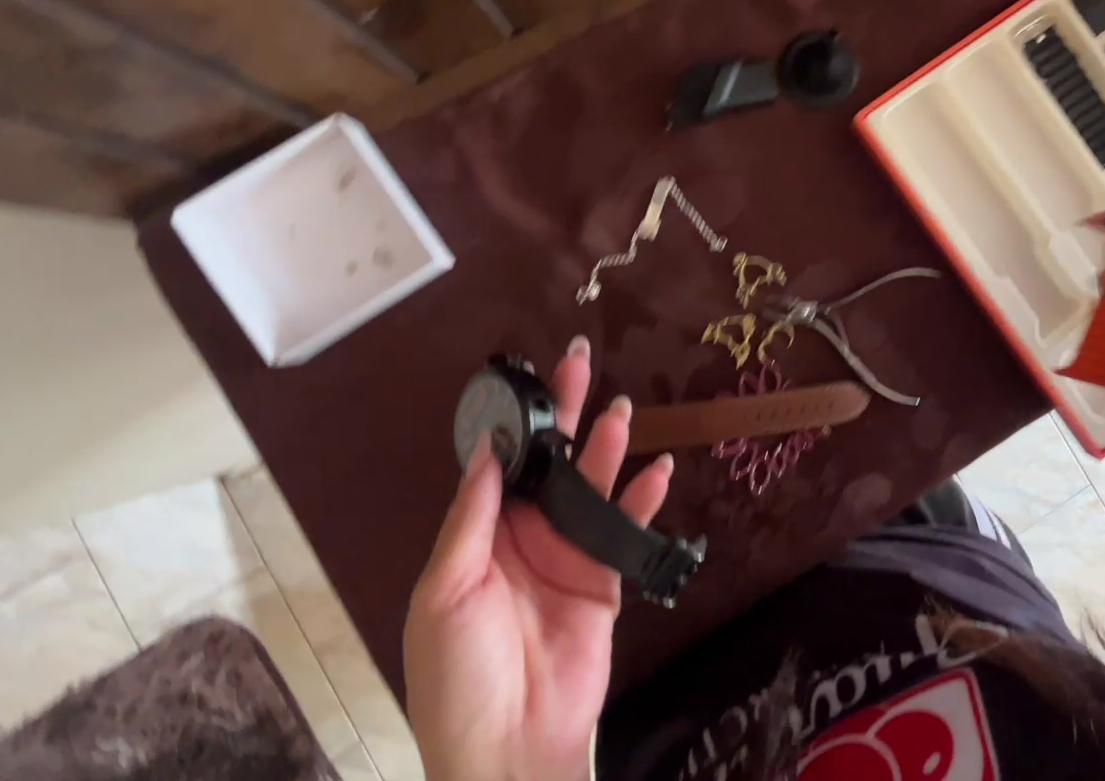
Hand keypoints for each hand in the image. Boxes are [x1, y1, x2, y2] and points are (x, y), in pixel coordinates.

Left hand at [404, 336, 673, 780]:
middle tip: (578, 362)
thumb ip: (473, 518)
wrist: (511, 745)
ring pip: (593, 486)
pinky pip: (627, 529)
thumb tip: (489, 449)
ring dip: (608, 448)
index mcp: (481, 534)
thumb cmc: (461, 671)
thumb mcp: (446, 591)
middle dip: (565, 414)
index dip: (517, 421)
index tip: (528, 377)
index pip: (503, 463)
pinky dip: (644, 500)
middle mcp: (526, 535)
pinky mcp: (606, 578)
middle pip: (551, 462)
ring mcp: (569, 554)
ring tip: (623, 409)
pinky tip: (658, 470)